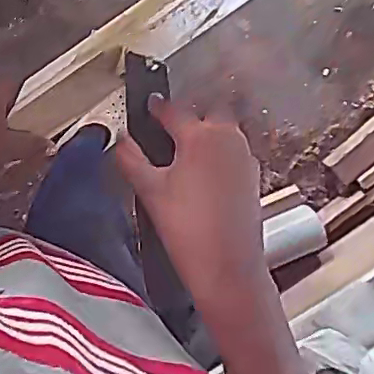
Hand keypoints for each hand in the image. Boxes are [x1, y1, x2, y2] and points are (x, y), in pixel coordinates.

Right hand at [113, 96, 268, 309]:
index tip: (148, 105)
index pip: (174, 110)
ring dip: (204, 134)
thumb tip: (122, 142)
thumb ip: (130, 158)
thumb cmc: (189, 229)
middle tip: (167, 126)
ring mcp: (245, 160)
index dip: (156, 107)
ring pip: (224, 133)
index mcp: (201, 137)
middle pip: (207, 113)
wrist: (226, 268)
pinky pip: (232, 154)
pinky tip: (199, 176)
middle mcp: (229, 141)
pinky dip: (216, 156)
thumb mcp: (148, 189)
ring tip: (181, 152)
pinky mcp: (252, 180)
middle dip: (188, 116)